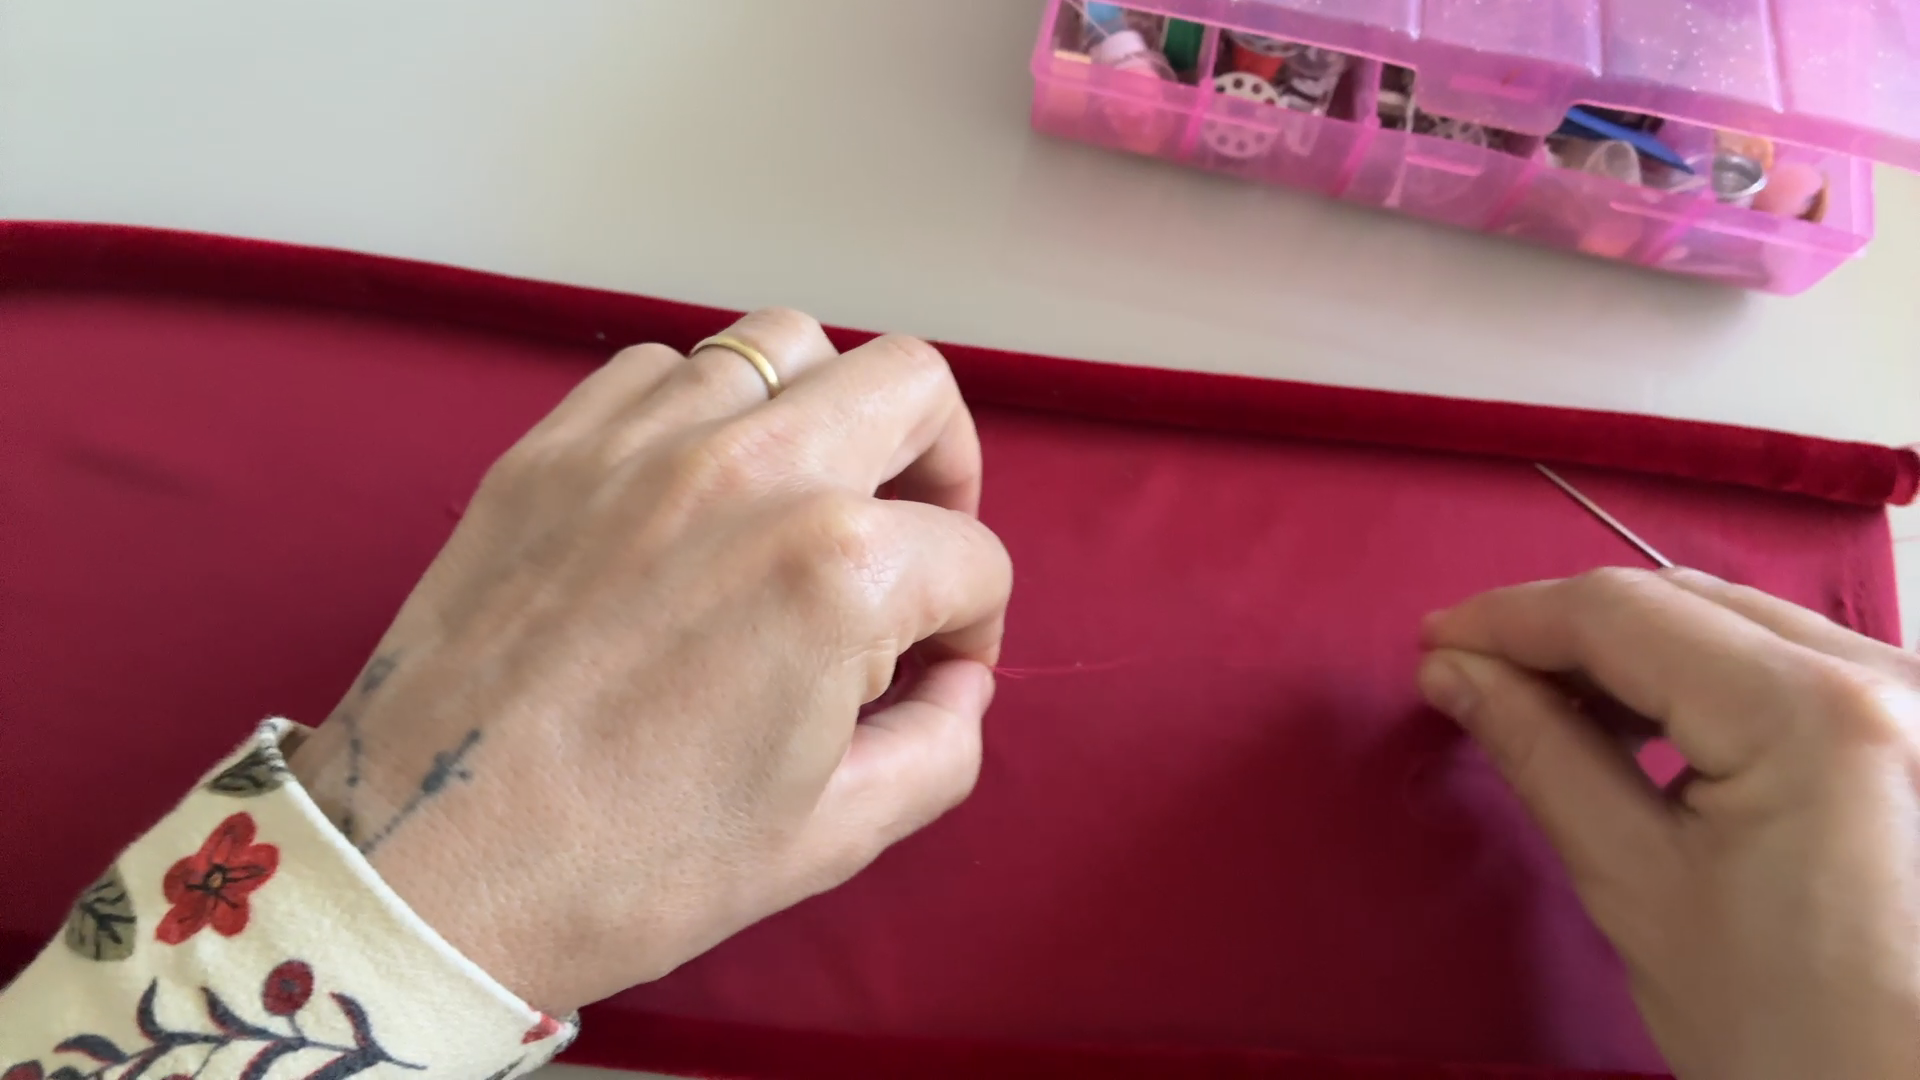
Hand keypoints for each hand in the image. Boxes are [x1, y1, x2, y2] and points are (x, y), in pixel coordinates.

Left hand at [287, 308, 1011, 1014]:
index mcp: (840, 571)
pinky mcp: (560, 439)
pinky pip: (673, 371)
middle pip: (914, 386)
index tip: (942, 663)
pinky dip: (716, 414)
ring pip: (792, 344)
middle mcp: (756, 470)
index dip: (977, 620)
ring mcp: (647, 438)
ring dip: (834, 413)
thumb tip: (959, 677)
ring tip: (813, 493)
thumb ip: (947, 742)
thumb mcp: (841, 829)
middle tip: (919, 529)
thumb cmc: (643, 863)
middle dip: (947, 462)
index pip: (973, 558)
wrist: (426, 870)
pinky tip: (700, 491)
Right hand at [1419, 568, 1919, 1079]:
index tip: (1430, 643)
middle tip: (1470, 667)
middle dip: (1552, 627)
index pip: (1615, 613)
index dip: (1502, 617)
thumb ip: (1536, 752)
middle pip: (1672, 600)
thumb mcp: (1634, 884)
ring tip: (1538, 698)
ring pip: (1724, 621)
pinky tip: (1635, 721)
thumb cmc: (1796, 1031)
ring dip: (1612, 648)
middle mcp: (1895, 677)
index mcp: (1813, 714)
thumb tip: (1448, 670)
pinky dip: (1679, 673)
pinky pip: (1775, 661)